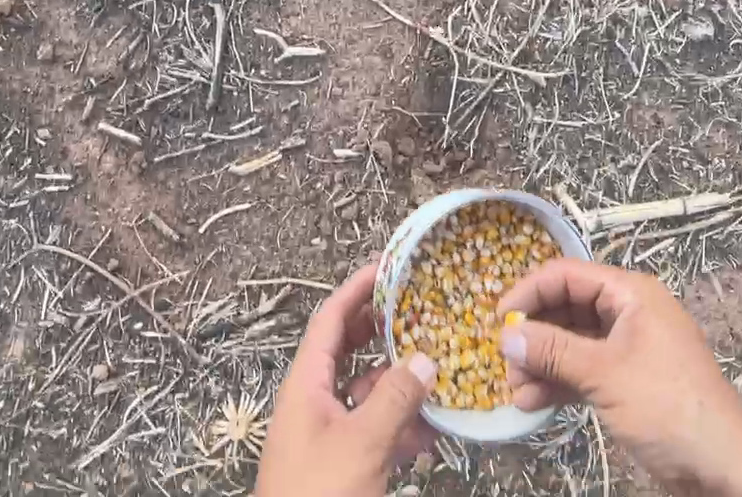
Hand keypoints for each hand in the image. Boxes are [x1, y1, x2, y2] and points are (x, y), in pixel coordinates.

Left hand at [254, 259, 439, 496]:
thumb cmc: (317, 496)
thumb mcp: (360, 445)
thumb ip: (394, 399)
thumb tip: (425, 359)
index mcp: (305, 384)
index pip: (330, 319)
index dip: (357, 289)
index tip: (388, 268)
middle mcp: (313, 400)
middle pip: (348, 349)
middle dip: (383, 331)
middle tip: (419, 311)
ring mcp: (325, 433)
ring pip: (364, 391)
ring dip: (398, 385)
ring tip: (435, 375)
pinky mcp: (339, 463)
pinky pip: (371, 429)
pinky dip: (398, 427)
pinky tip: (428, 438)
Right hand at [497, 259, 741, 496]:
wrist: (725, 470)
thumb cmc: (668, 406)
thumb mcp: (605, 374)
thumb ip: (553, 351)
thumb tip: (506, 335)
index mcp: (630, 294)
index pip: (568, 275)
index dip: (530, 292)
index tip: (498, 319)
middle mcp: (628, 313)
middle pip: (567, 308)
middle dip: (534, 333)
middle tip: (504, 361)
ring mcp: (628, 349)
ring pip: (572, 342)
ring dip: (542, 363)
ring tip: (514, 390)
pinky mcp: (628, 382)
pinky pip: (583, 370)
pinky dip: (558, 383)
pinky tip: (532, 403)